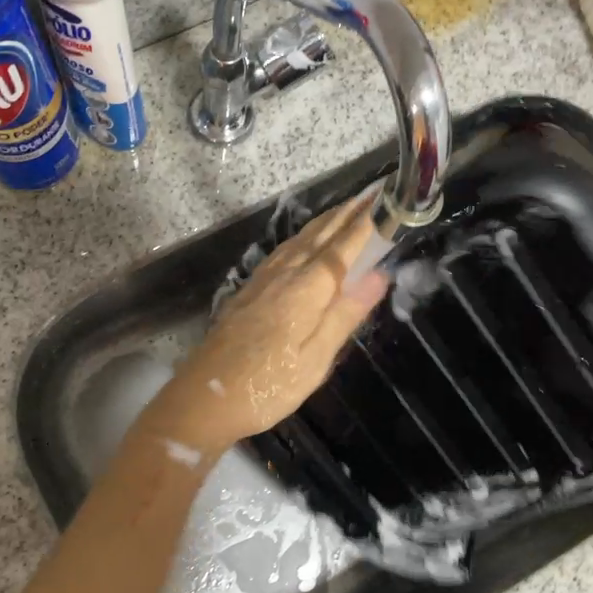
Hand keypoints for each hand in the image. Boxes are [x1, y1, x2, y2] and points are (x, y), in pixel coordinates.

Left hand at [152, 192, 390, 451]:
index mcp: (305, 291)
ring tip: (347, 208)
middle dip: (348, 213)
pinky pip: (284, 251)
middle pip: (320, 235)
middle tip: (373, 193)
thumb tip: (379, 274)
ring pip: (300, 240)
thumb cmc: (267, 386)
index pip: (343, 248)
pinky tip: (305, 241)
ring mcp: (262, 282)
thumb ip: (345, 314)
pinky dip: (304, 237)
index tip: (388, 199)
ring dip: (326, 221)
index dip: (367, 222)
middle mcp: (283, 276)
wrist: (204, 399)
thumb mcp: (315, 359)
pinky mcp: (249, 291)